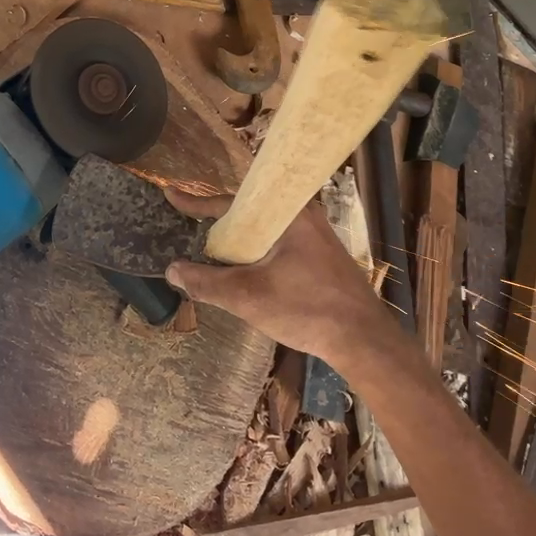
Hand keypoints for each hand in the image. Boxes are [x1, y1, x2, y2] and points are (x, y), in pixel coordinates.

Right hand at [162, 189, 390, 357]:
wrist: (365, 341)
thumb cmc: (307, 310)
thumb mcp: (247, 297)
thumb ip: (206, 283)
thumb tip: (172, 271)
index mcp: (286, 213)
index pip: (230, 201)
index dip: (196, 203)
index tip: (170, 194)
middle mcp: (302, 214)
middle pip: (249, 209)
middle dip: (220, 217)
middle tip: (194, 225)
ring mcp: (316, 233)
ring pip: (265, 226)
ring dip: (240, 236)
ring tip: (216, 248)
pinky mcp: (322, 253)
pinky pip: (279, 238)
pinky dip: (257, 247)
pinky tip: (248, 266)